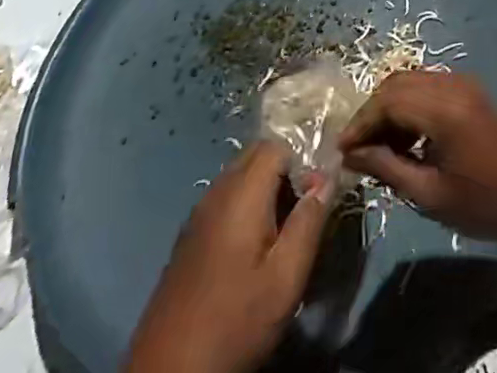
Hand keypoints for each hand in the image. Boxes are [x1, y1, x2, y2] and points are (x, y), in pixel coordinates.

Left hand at [124, 142, 330, 372]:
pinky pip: (226, 198)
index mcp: (241, 194)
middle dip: (287, 168)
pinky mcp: (190, 235)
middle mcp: (216, 192)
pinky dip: (248, 204)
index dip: (304, 158)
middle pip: (256, 155)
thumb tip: (327, 177)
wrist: (170, 369)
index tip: (321, 189)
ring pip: (240, 176)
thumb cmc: (236, 320)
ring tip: (287, 228)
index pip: (276, 145)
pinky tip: (257, 244)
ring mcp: (199, 213)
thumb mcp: (286, 276)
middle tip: (307, 208)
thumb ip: (308, 221)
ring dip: (267, 187)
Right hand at [338, 71, 496, 249]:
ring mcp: (462, 84)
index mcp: (442, 108)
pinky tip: (406, 139)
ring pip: (410, 83)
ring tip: (379, 148)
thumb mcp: (430, 194)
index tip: (342, 150)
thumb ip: (387, 168)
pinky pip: (427, 88)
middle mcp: (451, 85)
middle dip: (372, 114)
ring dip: (389, 109)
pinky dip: (409, 107)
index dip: (360, 124)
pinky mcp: (469, 91)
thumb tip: (351, 156)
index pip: (386, 102)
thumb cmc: (487, 203)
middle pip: (395, 84)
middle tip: (358, 149)